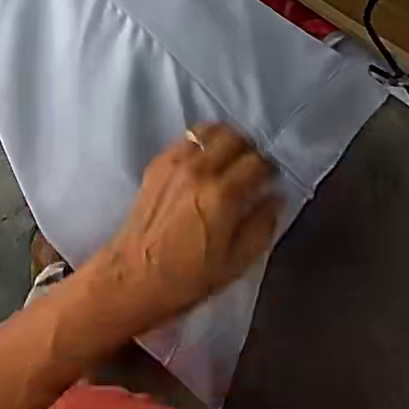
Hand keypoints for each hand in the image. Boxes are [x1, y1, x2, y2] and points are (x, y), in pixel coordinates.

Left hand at [85, 122, 281, 334]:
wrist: (132, 278)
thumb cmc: (186, 278)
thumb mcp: (234, 264)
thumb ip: (261, 227)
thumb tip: (276, 198)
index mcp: (223, 195)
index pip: (258, 162)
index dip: (270, 168)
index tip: (271, 179)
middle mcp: (201, 169)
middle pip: (237, 138)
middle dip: (250, 150)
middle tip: (252, 168)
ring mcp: (177, 161)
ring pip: (212, 130)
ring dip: (227, 139)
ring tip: (230, 157)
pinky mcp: (160, 161)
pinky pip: (189, 136)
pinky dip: (203, 140)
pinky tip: (205, 159)